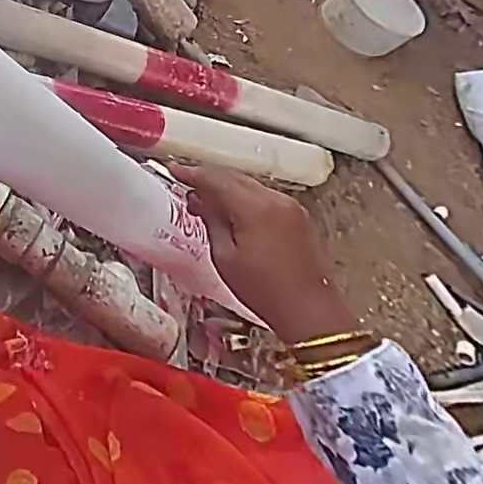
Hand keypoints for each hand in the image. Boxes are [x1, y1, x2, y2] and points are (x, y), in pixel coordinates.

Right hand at [170, 164, 358, 344]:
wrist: (310, 313)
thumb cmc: (262, 289)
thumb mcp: (224, 257)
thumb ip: (210, 221)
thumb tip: (198, 199)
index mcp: (254, 207)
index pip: (216, 179)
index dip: (191, 173)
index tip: (171, 170)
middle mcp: (274, 199)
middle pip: (233, 177)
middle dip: (207, 178)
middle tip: (184, 185)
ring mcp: (289, 206)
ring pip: (248, 185)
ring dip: (225, 187)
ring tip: (204, 198)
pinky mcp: (297, 216)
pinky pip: (262, 196)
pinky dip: (242, 197)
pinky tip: (231, 209)